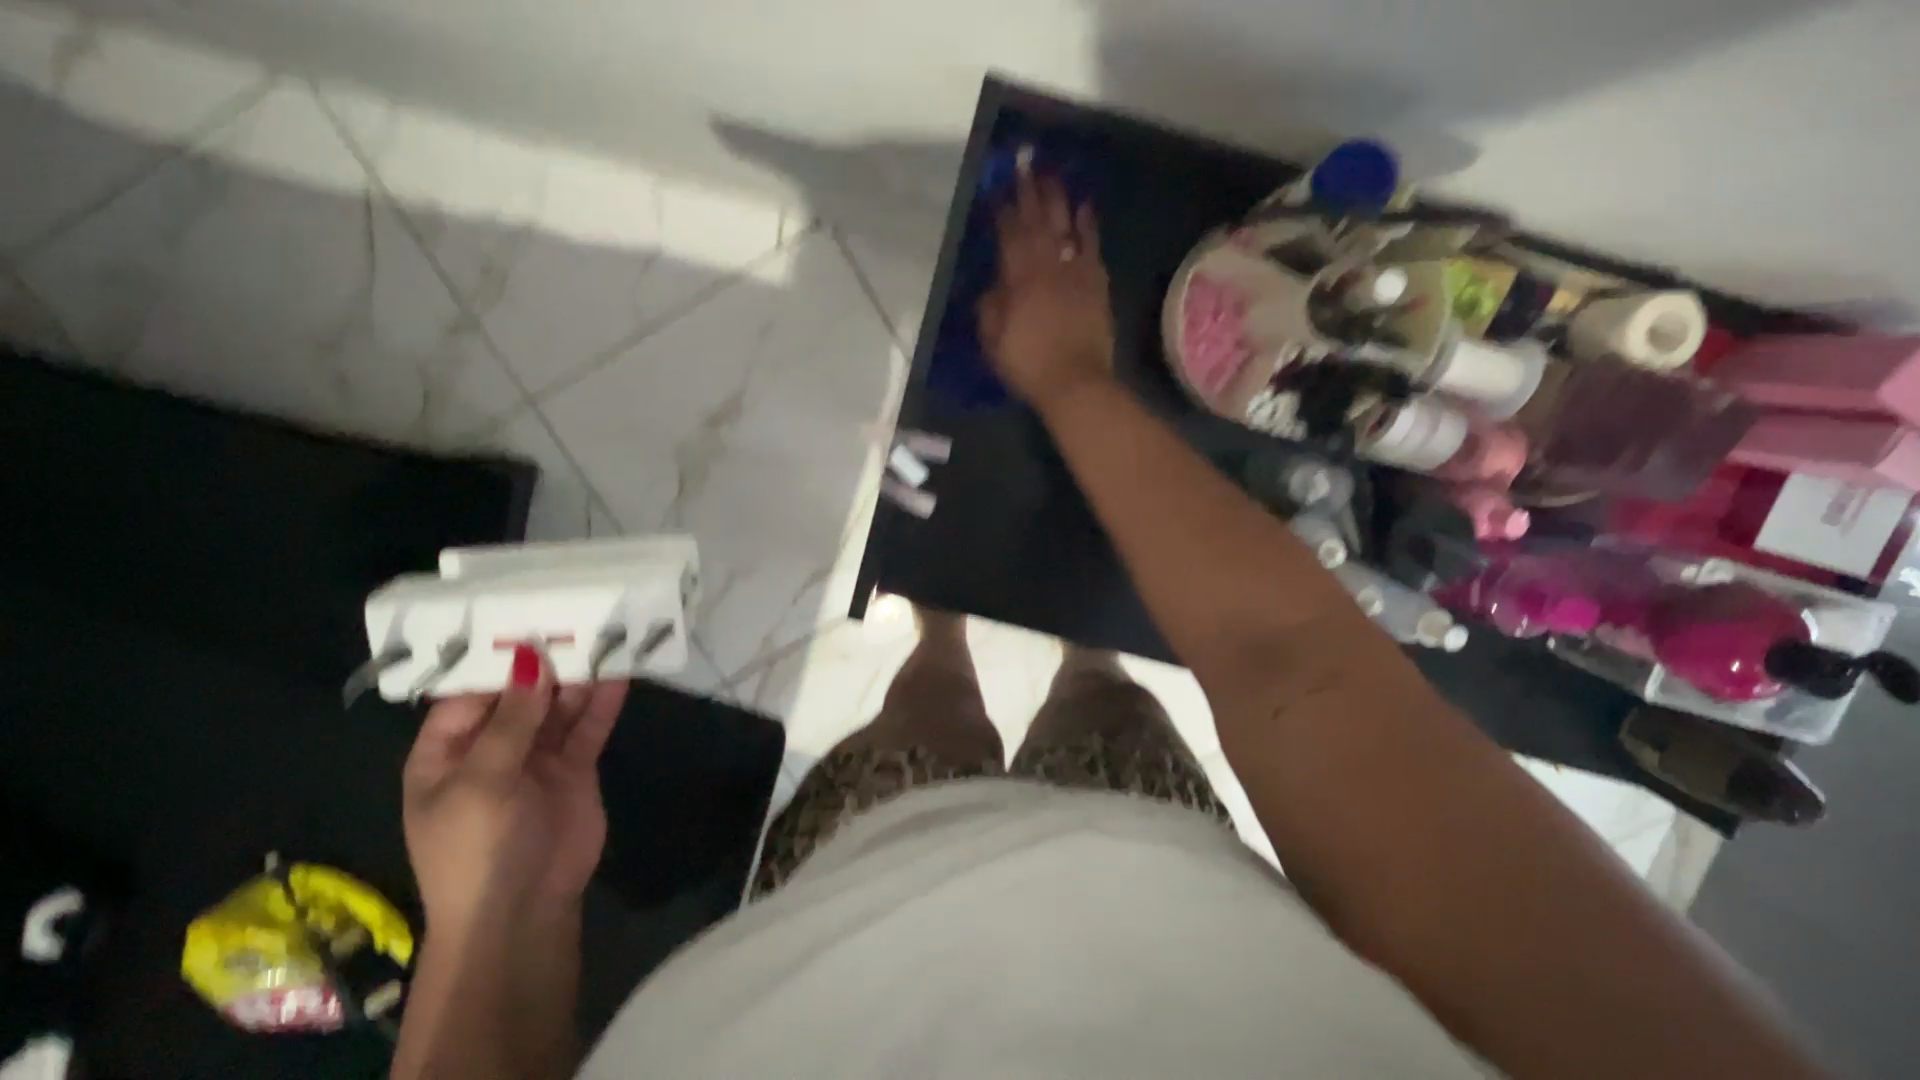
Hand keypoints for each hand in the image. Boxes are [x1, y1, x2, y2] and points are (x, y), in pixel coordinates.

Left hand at [402, 645, 627, 936]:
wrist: (520, 912)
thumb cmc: (476, 847)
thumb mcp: (481, 779)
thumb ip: (511, 717)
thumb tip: (529, 658)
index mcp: (445, 751)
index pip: (469, 692)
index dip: (497, 659)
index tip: (528, 618)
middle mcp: (490, 748)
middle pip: (519, 694)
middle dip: (544, 662)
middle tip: (575, 616)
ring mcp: (535, 759)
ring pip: (558, 707)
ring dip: (577, 677)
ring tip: (603, 635)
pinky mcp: (575, 770)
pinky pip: (587, 728)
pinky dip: (602, 702)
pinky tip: (619, 673)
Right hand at [978, 165, 1115, 407]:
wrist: (1076, 383)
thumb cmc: (1028, 365)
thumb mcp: (994, 340)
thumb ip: (990, 308)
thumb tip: (994, 287)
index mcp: (1017, 279)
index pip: (1008, 235)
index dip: (1002, 211)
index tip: (998, 188)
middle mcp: (1046, 266)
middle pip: (1036, 221)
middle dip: (1029, 190)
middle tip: (1025, 162)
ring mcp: (1074, 272)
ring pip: (1064, 226)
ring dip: (1057, 198)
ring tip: (1051, 173)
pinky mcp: (1096, 283)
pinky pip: (1091, 245)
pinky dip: (1088, 224)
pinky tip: (1085, 206)